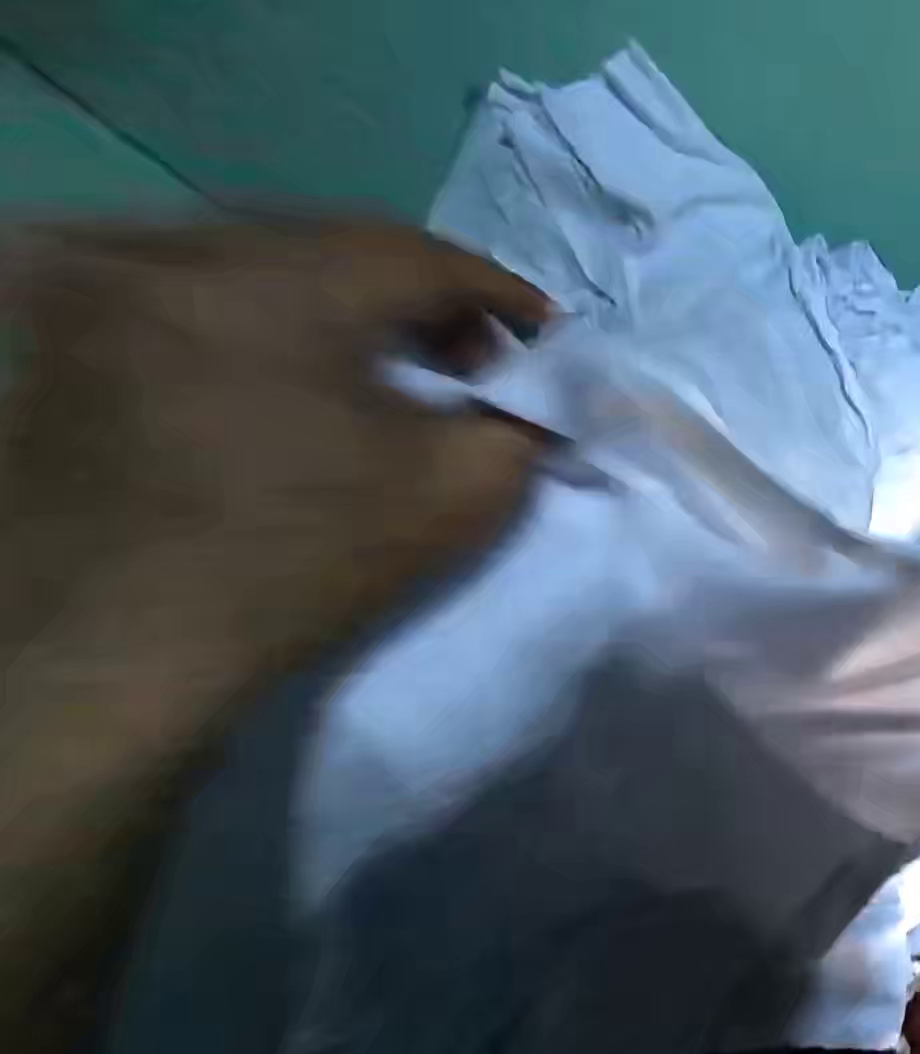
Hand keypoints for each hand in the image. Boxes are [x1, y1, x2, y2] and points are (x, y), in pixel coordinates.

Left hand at [1, 219, 551, 680]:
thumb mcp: (467, 487)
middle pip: (341, 239)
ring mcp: (78, 267)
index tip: (549, 329)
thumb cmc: (315, 559)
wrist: (120, 642)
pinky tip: (307, 354)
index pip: (417, 255)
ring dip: (355, 294)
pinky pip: (196, 268)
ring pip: (267, 246)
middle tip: (480, 357)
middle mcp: (153, 249)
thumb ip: (529, 416)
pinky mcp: (43, 301)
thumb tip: (561, 384)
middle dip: (431, 293)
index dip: (500, 289)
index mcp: (265, 294)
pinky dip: (277, 298)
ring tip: (401, 360)